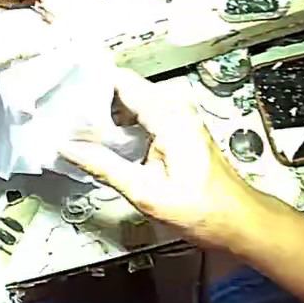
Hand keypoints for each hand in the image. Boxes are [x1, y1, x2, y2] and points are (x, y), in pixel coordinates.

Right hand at [63, 69, 281, 251]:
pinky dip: (121, 122)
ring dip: (106, 112)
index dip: (90, 83)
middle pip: (123, 88)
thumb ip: (103, 166)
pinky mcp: (178, 127)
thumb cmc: (204, 209)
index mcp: (168, 114)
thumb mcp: (144, 191)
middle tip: (65, 115)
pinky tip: (104, 138)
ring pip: (131, 100)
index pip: (121, 81)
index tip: (65, 91)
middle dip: (93, 100)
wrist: (238, 221)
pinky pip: (141, 112)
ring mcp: (178, 115)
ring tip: (78, 127)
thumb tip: (69, 149)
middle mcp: (175, 107)